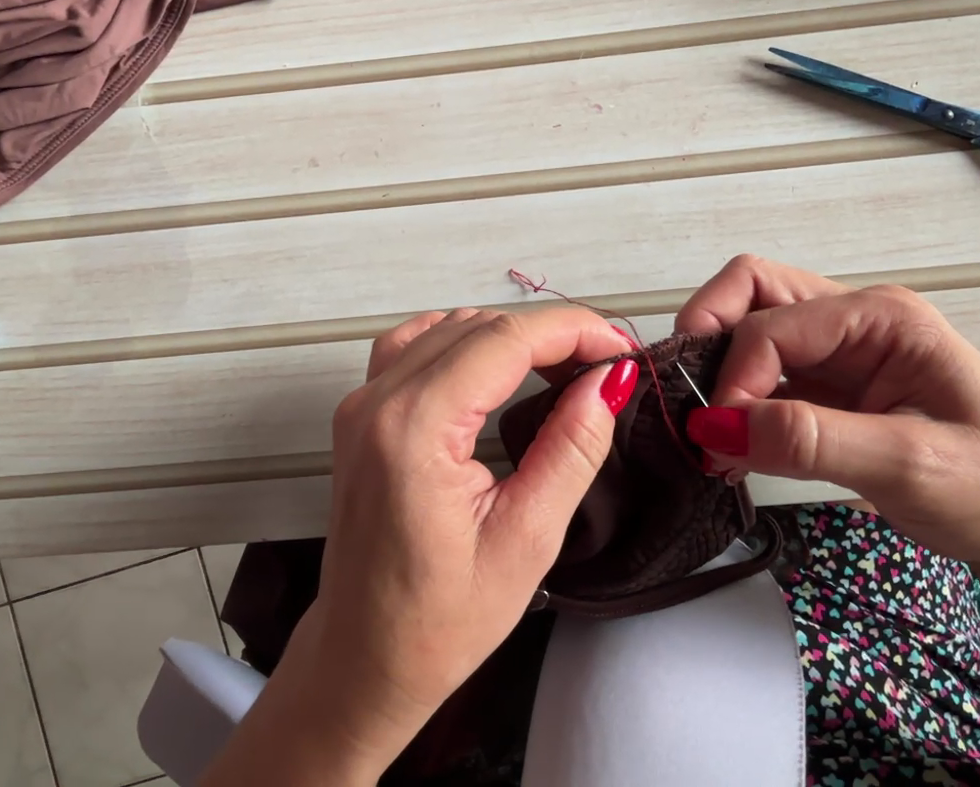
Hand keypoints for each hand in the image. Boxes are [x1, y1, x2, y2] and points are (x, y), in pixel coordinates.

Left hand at [267, 307, 636, 774]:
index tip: (620, 348)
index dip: (572, 330)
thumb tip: (608, 382)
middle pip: (478, 326)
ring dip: (510, 336)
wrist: (364, 654)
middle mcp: (377, 403)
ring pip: (447, 327)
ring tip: (562, 369)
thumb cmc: (438, 621)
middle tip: (604, 367)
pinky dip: (463, 341)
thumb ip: (572, 448)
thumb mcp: (528, 538)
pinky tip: (494, 365)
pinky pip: (413, 345)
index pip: (504, 339)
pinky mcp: (360, 414)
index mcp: (414, 429)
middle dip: (549, 334)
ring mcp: (360, 404)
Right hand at [675, 254, 979, 574]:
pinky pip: (762, 375)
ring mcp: (839, 354)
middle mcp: (853, 321)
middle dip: (707, 336)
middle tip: (688, 402)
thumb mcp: (915, 467)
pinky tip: (730, 444)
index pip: (771, 324)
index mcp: (881, 317)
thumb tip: (713, 427)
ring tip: (708, 432)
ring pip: (749, 327)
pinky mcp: (829, 390)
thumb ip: (813, 440)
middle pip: (751, 291)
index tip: (719, 440)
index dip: (734, 377)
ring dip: (717, 369)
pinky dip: (734, 400)